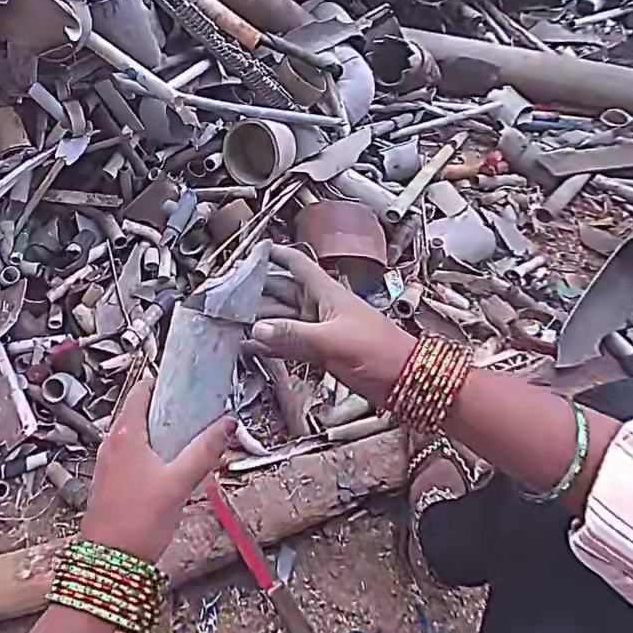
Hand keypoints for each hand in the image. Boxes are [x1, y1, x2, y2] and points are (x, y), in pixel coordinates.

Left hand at [80, 375, 231, 562]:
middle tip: (194, 411)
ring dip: (160, 431)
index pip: (141, 390)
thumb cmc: (136, 524)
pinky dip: (150, 450)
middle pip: (139, 410)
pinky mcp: (110, 482)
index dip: (163, 382)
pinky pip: (132, 454)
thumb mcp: (179, 483)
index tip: (184, 382)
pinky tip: (170, 465)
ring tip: (187, 437)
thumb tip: (227, 424)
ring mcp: (108, 464)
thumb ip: (205, 451)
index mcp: (125, 435)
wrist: (108, 568)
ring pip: (136, 434)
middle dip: (167, 408)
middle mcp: (112, 444)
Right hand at [247, 244, 416, 404]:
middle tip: (227, 295)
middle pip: (284, 291)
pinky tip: (253, 347)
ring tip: (232, 321)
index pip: (298, 264)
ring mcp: (321, 329)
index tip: (253, 252)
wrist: (405, 380)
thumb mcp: (331, 340)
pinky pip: (291, 343)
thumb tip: (257, 330)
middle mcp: (321, 306)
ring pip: (284, 319)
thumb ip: (292, 334)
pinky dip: (272, 344)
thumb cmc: (376, 351)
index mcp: (327, 292)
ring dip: (262, 320)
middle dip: (258, 291)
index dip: (276, 255)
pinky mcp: (322, 351)